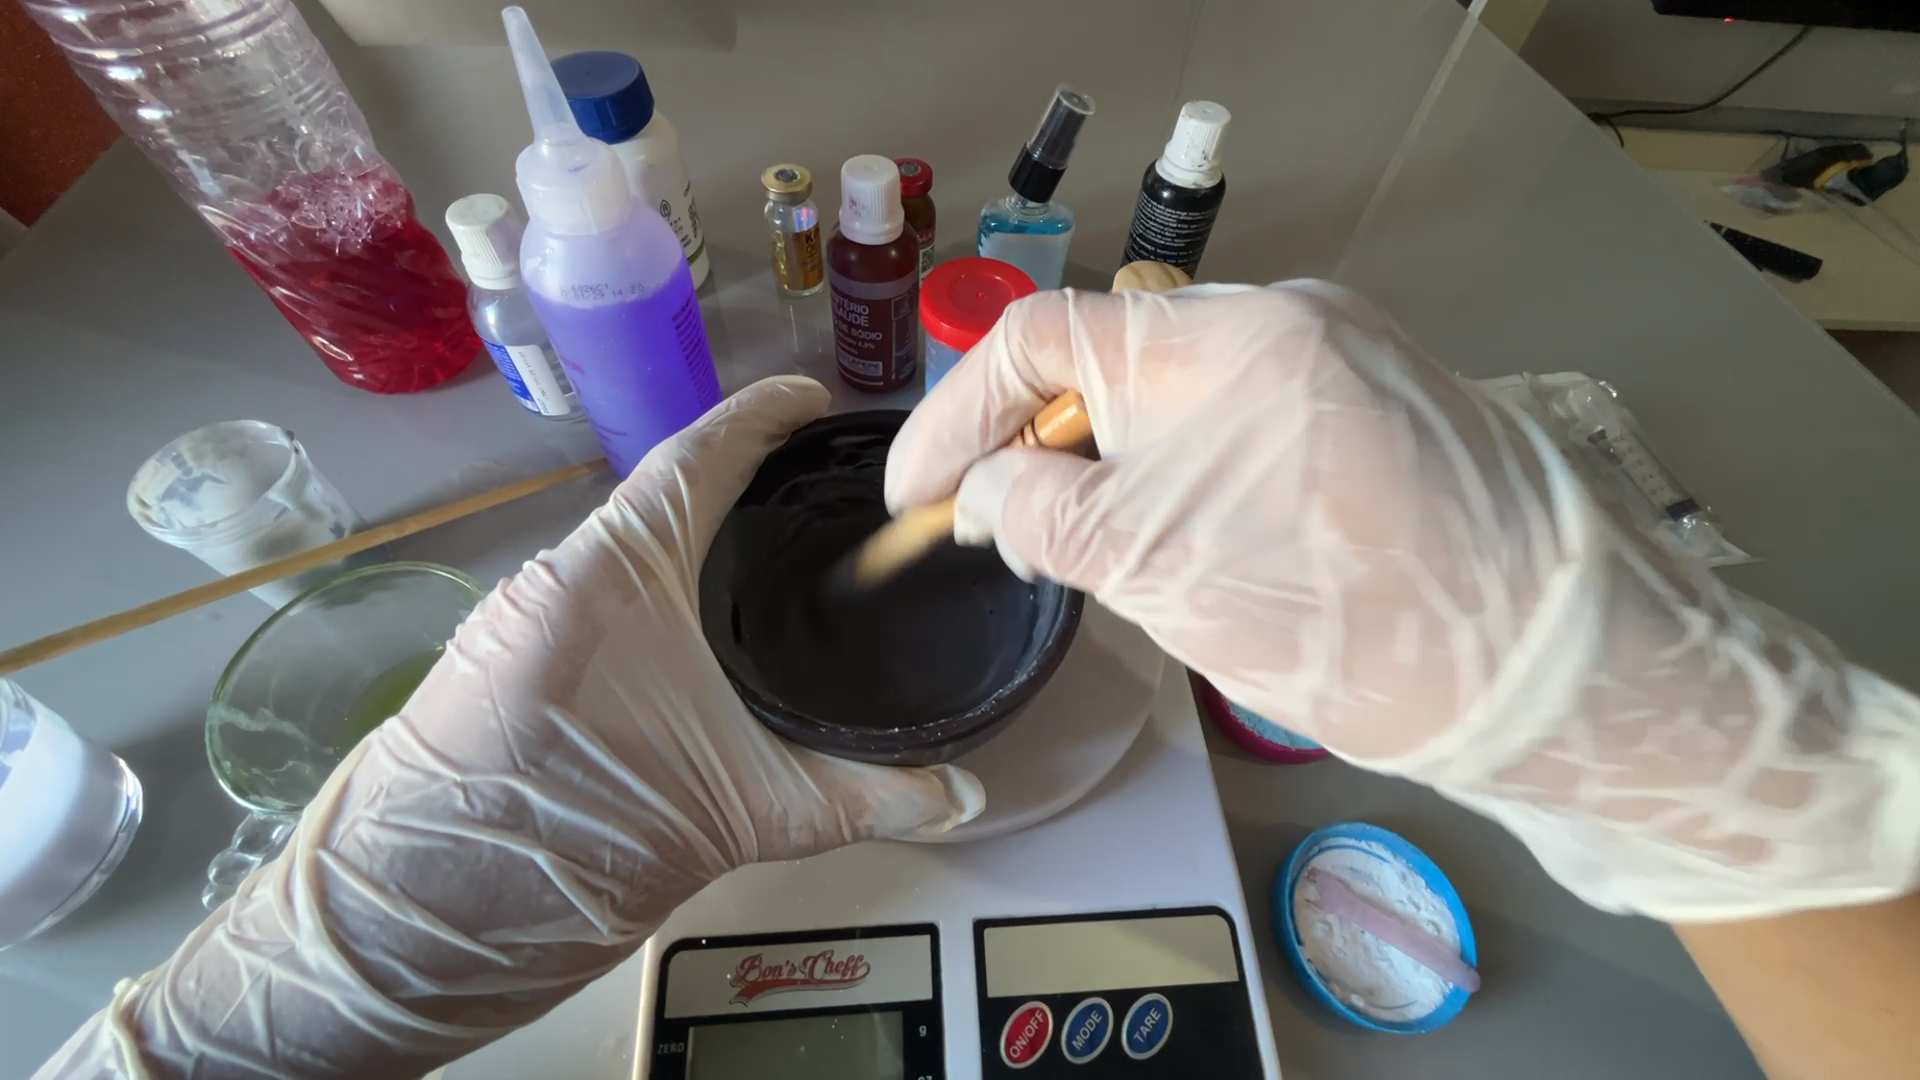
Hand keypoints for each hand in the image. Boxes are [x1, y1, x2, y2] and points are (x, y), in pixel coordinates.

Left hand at [37, 376, 980, 1079]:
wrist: (403, 934)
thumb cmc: (569, 845)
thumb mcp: (738, 815)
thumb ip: (860, 796)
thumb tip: (963, 794)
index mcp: (617, 574)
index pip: (697, 457)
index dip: (759, 415)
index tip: (813, 395)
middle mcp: (570, 572)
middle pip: (674, 493)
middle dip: (751, 471)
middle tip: (830, 479)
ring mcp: (537, 609)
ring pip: (643, 541)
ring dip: (711, 525)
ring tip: (788, 533)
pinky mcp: (522, 651)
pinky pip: (617, 582)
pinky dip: (676, 572)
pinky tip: (718, 606)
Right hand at [887, 281, 1919, 921]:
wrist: (1556, 679)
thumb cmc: (1341, 623)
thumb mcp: (1155, 572)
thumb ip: (1044, 515)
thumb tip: (984, 491)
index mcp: (1212, 341)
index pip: (1036, 341)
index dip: (955, 414)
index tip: (916, 491)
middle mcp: (1273, 316)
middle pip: (1099, 361)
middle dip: (1030, 443)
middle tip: (996, 522)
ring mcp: (1327, 350)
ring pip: (1162, 391)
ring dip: (1100, 460)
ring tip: (1082, 538)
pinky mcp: (1363, 395)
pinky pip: (1225, 411)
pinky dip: (1169, 463)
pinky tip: (1171, 524)